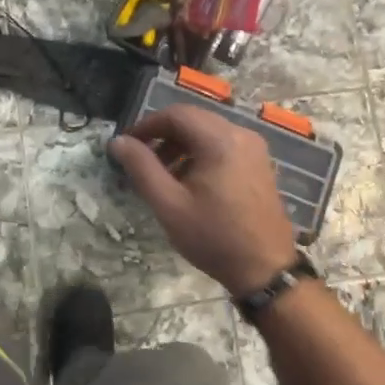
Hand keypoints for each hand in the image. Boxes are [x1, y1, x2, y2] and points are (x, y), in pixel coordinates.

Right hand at [108, 105, 299, 298]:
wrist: (265, 271)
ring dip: (181, 146)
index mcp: (220, 140)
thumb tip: (118, 141)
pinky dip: (201, 154)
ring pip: (208, 132)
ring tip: (163, 175)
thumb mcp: (169, 205)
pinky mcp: (260, 164)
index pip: (176, 114)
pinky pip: (224, 145)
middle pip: (194, 120)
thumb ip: (142, 168)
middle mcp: (241, 135)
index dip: (147, 125)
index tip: (128, 145)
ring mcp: (255, 149)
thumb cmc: (214, 237)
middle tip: (142, 161)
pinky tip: (189, 182)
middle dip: (164, 136)